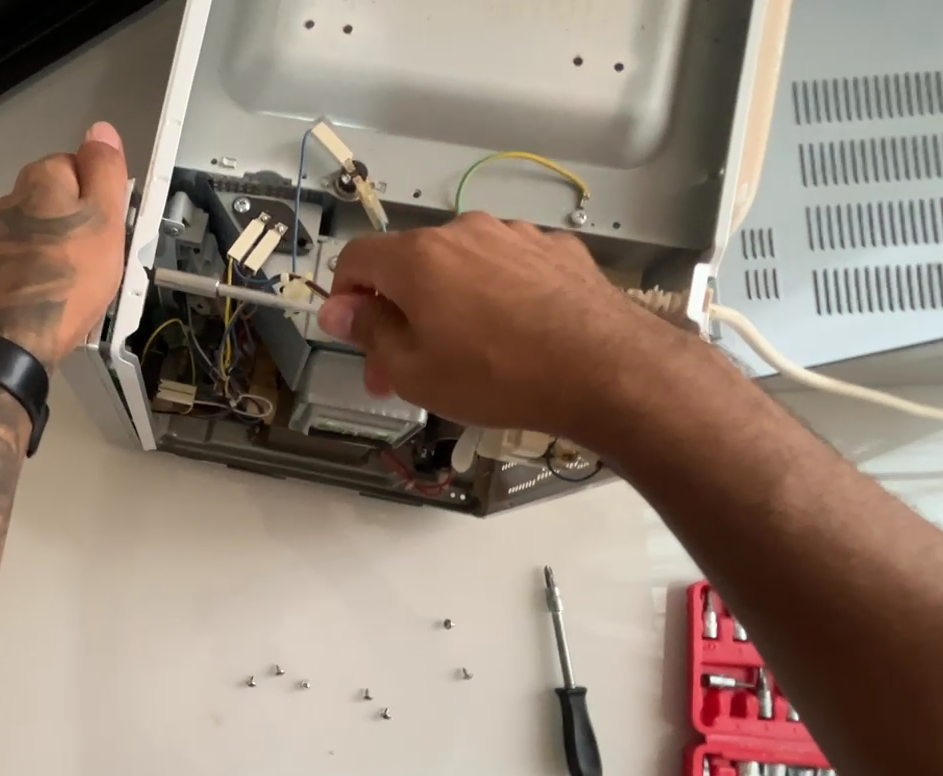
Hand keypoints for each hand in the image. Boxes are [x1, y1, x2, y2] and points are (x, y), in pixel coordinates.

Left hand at [0, 121, 130, 366]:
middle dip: (88, 229)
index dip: (106, 198)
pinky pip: (39, 267)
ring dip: (72, 257)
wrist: (18, 340)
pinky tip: (67, 301)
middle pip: (66, 205)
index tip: (117, 226)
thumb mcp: (105, 219)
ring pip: (52, 238)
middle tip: (108, 261)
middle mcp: (15, 202)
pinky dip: (54, 279)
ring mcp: (3, 239)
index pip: (84, 168)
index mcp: (41, 178)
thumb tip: (102, 132)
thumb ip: (106, 171)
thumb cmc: (67, 280)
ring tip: (90, 287)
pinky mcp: (0, 273)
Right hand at [317, 213, 697, 437]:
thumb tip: (338, 310)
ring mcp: (514, 236)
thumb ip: (368, 332)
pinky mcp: (556, 250)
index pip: (355, 258)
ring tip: (458, 356)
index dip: (342, 297)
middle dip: (392, 315)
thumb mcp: (410, 369)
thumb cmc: (492, 375)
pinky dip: (489, 298)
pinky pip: (503, 270)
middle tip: (396, 372)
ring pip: (456, 267)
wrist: (604, 370)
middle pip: (406, 266)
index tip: (352, 336)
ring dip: (440, 307)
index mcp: (417, 258)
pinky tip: (507, 337)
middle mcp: (463, 233)